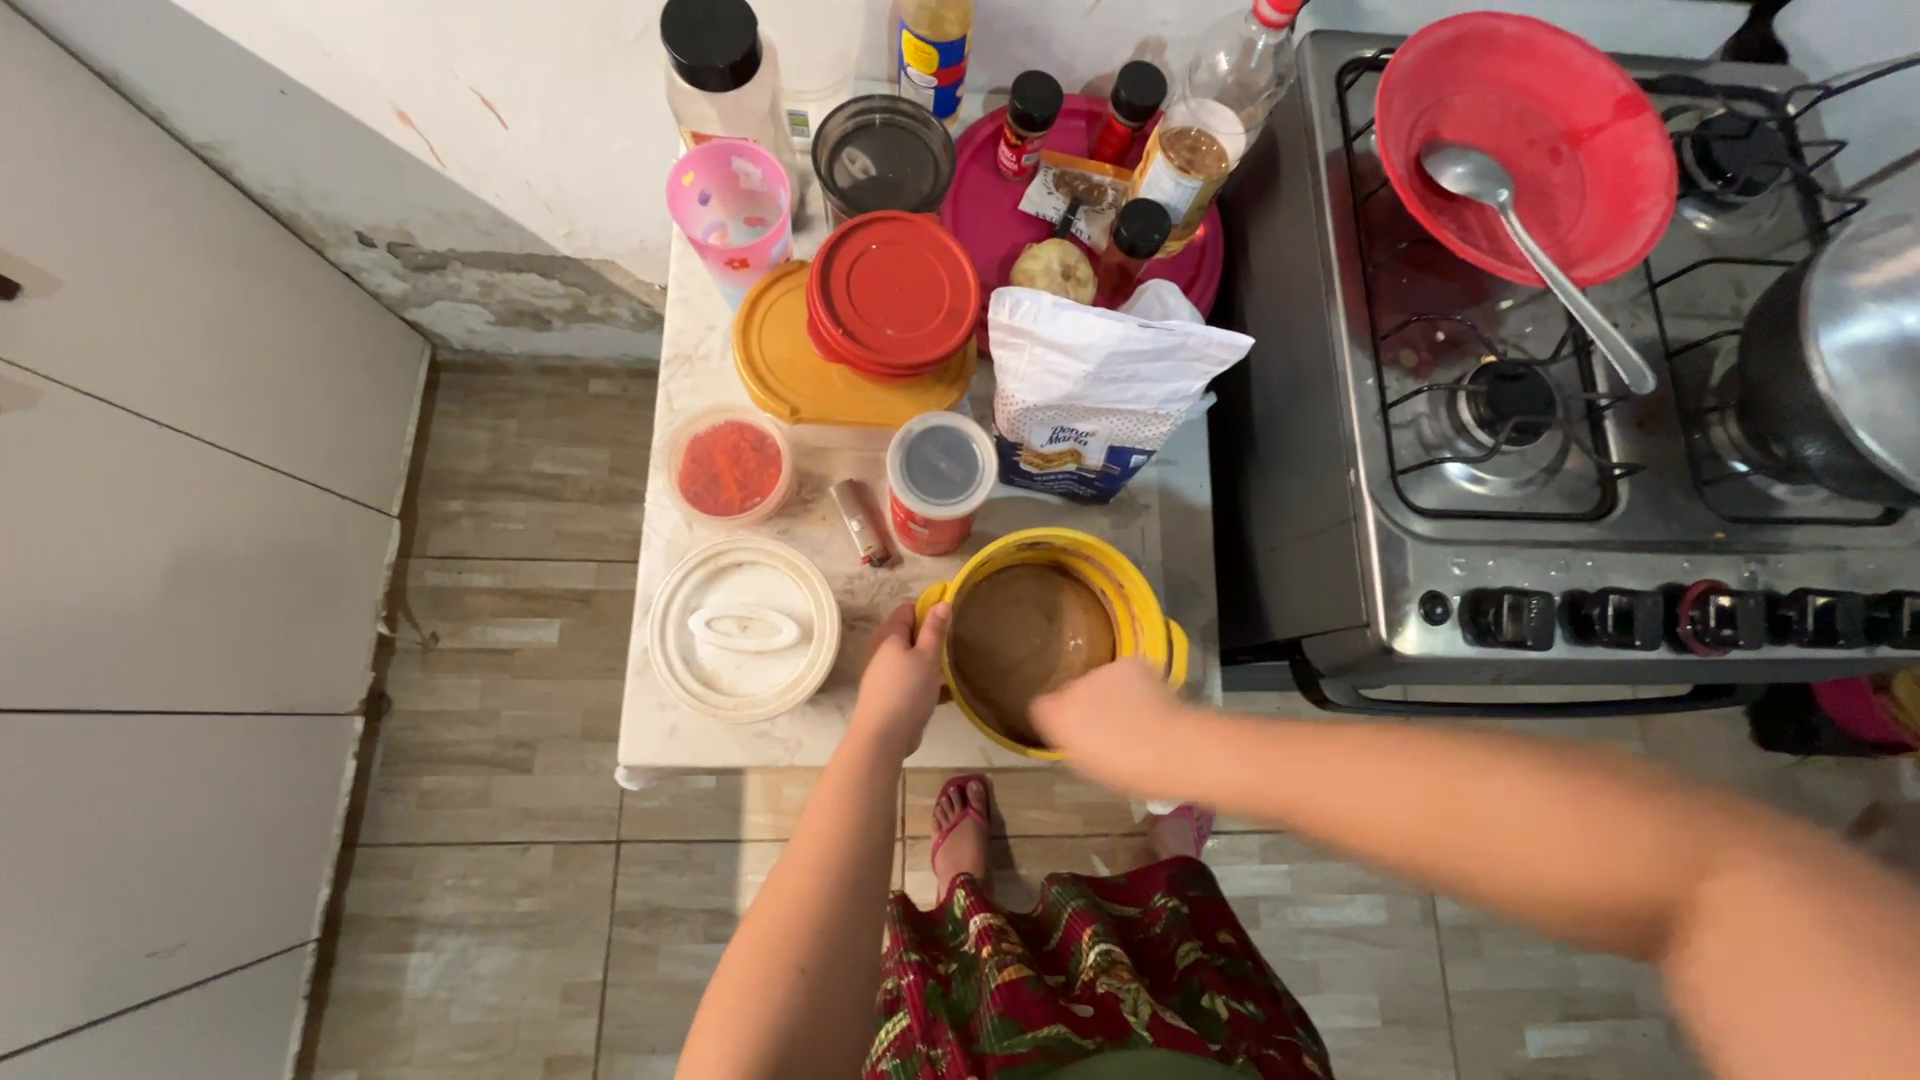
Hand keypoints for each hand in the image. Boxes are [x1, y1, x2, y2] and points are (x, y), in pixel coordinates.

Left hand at [848, 601, 950, 760]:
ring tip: (956, 663)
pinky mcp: (892, 694)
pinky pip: (913, 680)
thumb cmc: (906, 690)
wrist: (884, 736)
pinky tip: (950, 691)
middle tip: (956, 641)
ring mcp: (886, 674)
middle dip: (933, 636)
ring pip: (913, 658)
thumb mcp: (926, 656)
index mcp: (888, 635)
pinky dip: (929, 682)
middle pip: (910, 634)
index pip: (908, 610)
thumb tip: (942, 602)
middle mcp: (883, 651)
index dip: (929, 609)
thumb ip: (935, 629)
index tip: (952, 617)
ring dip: (932, 661)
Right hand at [1030, 657, 1204, 801]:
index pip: (1041, 707)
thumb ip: (1069, 740)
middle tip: (1108, 725)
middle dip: (1085, 703)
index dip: (1059, 718)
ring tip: (1132, 713)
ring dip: (1109, 692)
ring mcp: (1100, 671)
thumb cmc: (1127, 770)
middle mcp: (1070, 687)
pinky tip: (1148, 700)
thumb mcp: (1086, 764)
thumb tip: (1069, 727)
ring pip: (1098, 680)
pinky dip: (1133, 682)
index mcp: (1054, 716)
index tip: (1075, 731)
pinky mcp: (1128, 662)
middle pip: (1072, 691)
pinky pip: (1124, 672)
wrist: (1173, 749)